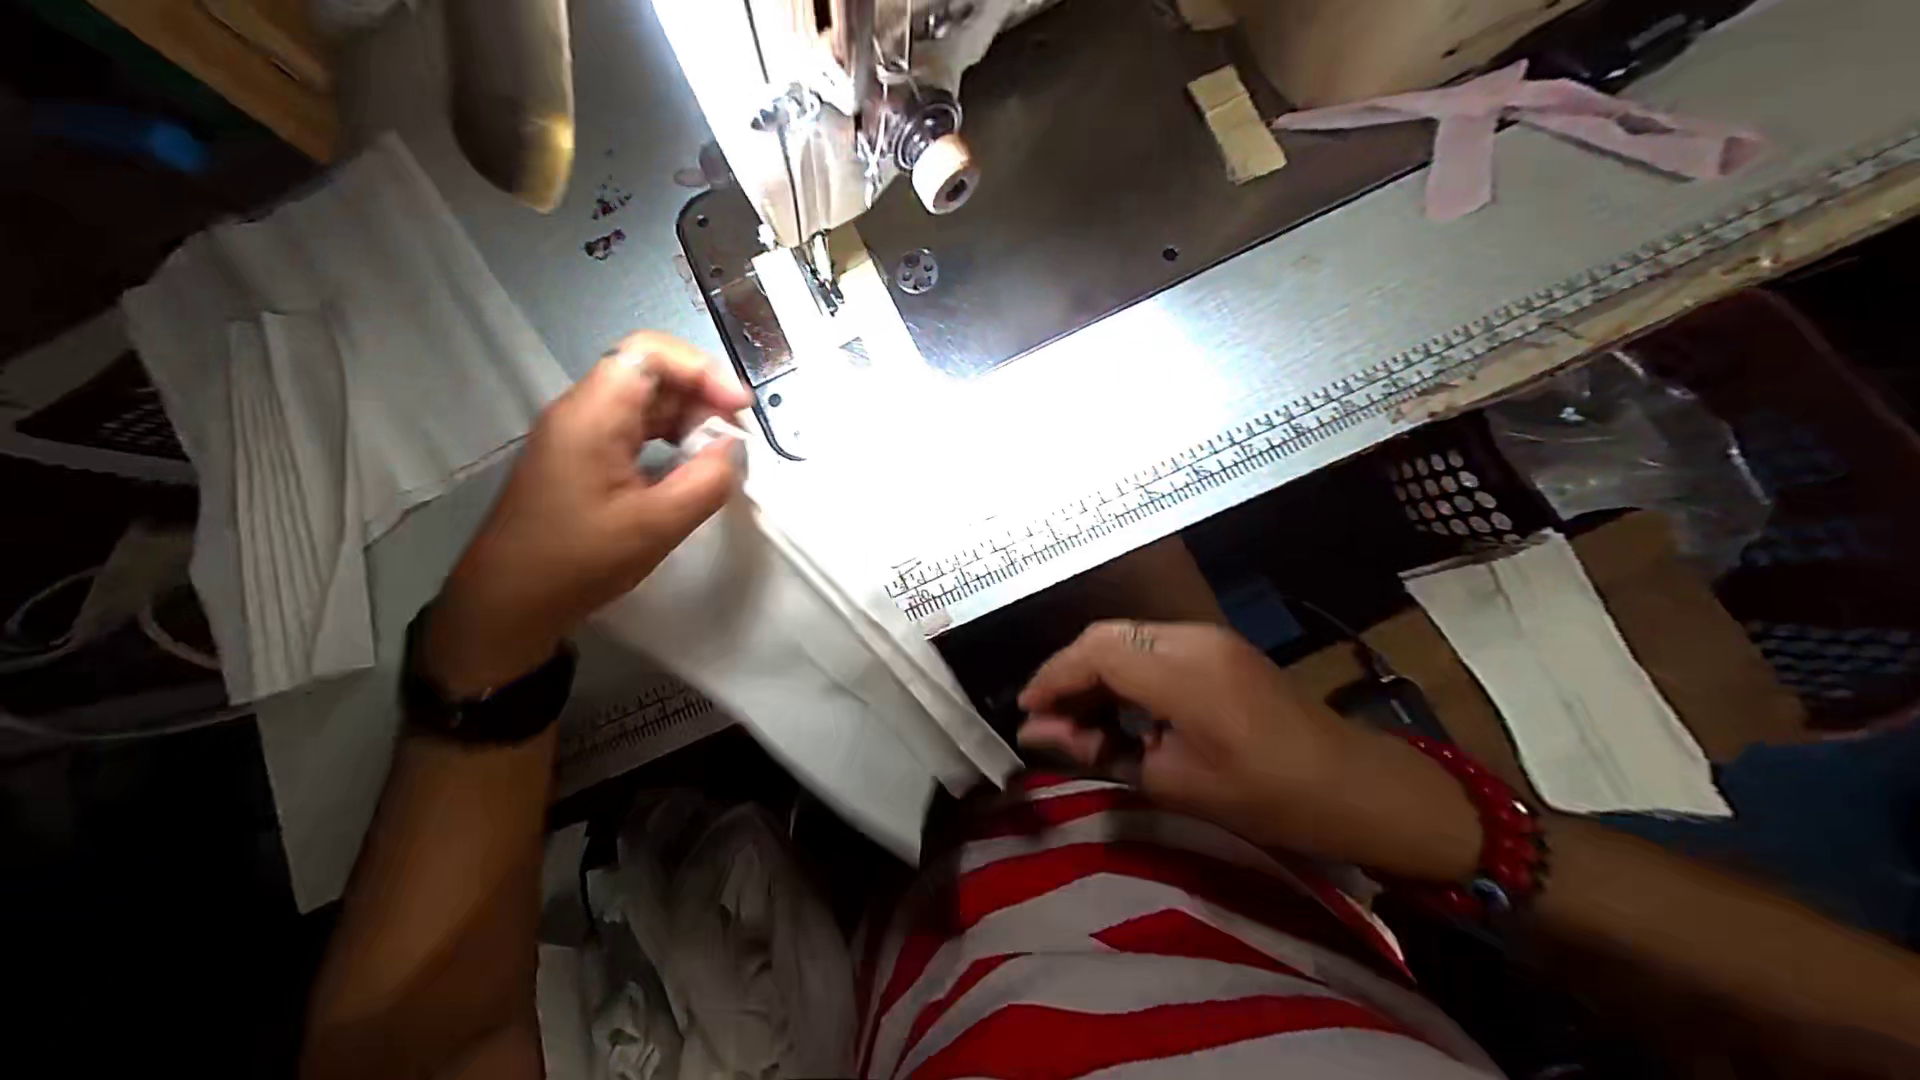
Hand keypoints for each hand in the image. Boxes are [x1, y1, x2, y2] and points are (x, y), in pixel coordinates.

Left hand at [424, 332, 752, 696]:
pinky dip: (671, 435)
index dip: (703, 369)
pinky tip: (690, 463)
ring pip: (645, 398)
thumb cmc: (578, 560)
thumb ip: (706, 481)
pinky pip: (635, 426)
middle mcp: (582, 410)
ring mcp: (580, 432)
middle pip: (650, 370)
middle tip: (737, 433)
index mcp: (593, 415)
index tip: (739, 408)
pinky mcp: (583, 455)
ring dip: (689, 415)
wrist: (509, 602)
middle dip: (701, 393)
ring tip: (720, 449)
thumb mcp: (656, 526)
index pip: (650, 353)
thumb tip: (733, 448)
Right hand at [1017, 620, 1482, 881]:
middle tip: (1048, 718)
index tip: (1028, 712)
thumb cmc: (1267, 799)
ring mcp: (1208, 636)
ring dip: (1093, 670)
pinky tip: (1115, 705)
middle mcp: (1192, 638)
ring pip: (1125, 636)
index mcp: (1184, 673)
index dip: (1053, 677)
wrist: (1354, 786)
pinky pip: (1150, 644)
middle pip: (1105, 635)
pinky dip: (1122, 668)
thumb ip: (1098, 750)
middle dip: (1067, 671)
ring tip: (1076, 717)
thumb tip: (1039, 732)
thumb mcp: (1173, 783)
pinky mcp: (1216, 644)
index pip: (1096, 652)